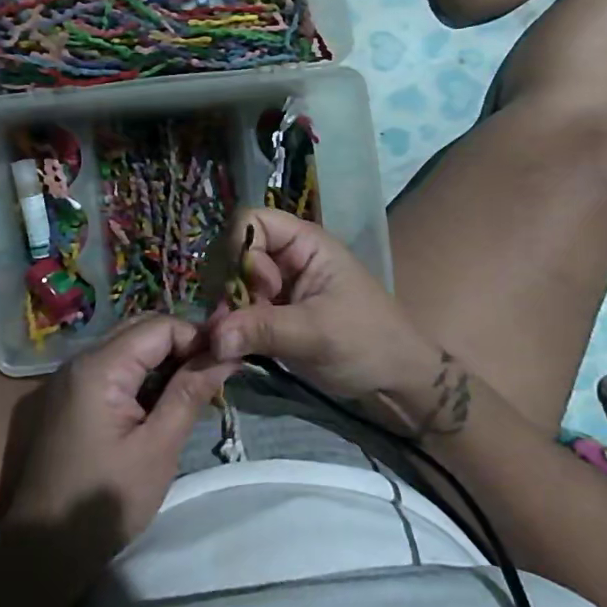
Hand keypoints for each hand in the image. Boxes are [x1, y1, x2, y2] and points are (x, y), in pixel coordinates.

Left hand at [4, 316, 234, 544]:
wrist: (42, 547)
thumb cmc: (105, 501)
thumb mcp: (158, 448)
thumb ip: (189, 394)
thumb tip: (225, 355)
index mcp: (99, 367)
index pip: (159, 326)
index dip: (197, 338)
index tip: (226, 364)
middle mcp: (80, 361)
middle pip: (140, 330)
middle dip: (181, 346)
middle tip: (212, 377)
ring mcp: (71, 379)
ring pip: (127, 348)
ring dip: (162, 361)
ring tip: (192, 392)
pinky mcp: (69, 398)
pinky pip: (112, 369)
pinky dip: (141, 377)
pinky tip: (160, 404)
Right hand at [209, 208, 463, 434]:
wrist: (394, 383)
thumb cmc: (367, 343)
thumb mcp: (316, 334)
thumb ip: (263, 329)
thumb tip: (212, 337)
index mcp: (304, 244)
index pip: (251, 222)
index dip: (240, 249)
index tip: (254, 288)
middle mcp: (285, 260)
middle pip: (234, 257)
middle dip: (227, 291)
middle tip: (231, 328)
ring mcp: (276, 289)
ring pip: (231, 288)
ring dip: (225, 316)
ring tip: (230, 347)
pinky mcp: (270, 316)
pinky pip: (237, 313)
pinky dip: (230, 332)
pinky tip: (230, 354)